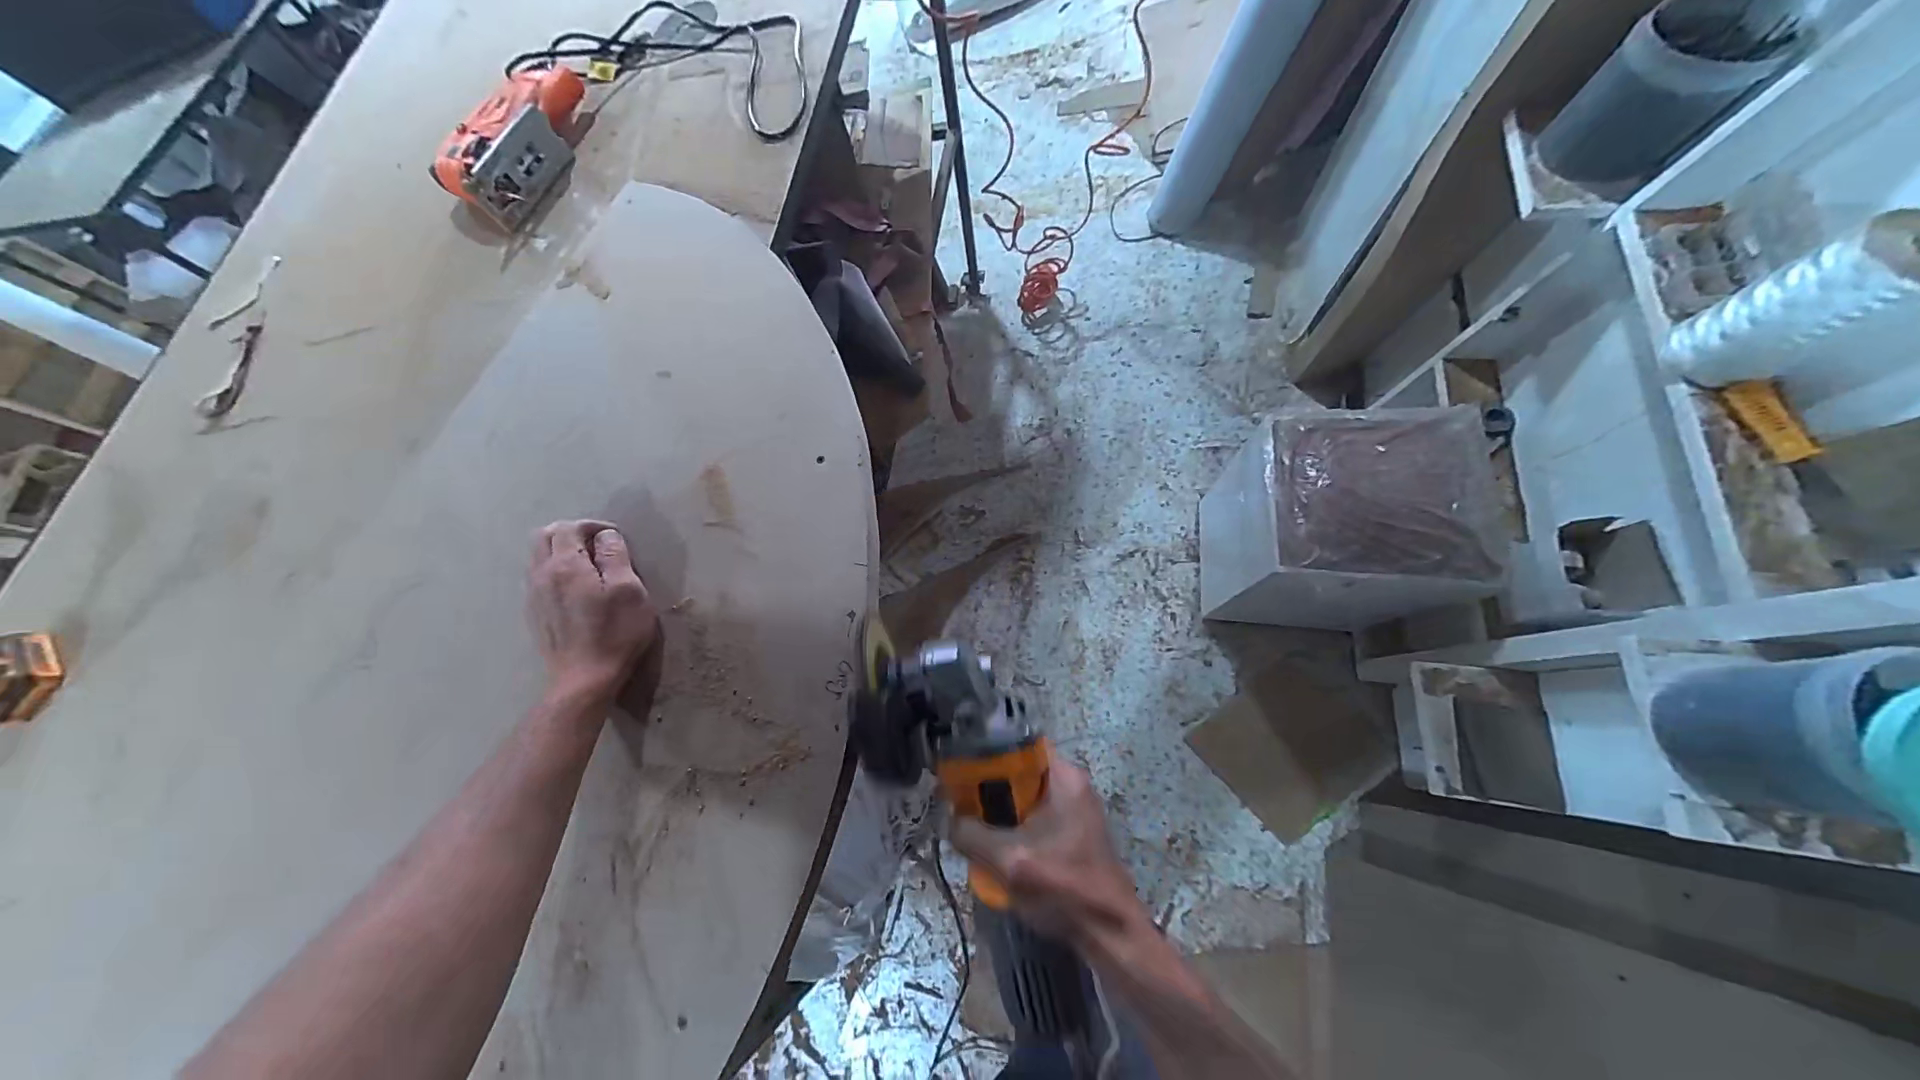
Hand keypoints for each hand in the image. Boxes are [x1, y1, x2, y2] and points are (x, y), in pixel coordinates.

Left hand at [527, 520, 660, 703]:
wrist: (585, 679)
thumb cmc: (615, 633)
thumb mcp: (629, 590)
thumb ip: (615, 557)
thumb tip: (606, 536)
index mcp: (565, 565)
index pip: (569, 528)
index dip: (593, 526)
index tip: (616, 539)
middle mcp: (542, 575)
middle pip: (544, 536)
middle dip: (571, 533)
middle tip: (599, 546)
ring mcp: (534, 596)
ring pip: (539, 557)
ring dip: (562, 552)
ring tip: (590, 566)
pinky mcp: (535, 614)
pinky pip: (540, 578)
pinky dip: (557, 571)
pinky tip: (578, 589)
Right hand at [950, 760, 1146, 947]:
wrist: (1110, 935)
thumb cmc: (1064, 888)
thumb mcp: (1008, 861)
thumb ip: (972, 835)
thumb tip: (950, 820)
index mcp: (1064, 778)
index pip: (1017, 748)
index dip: (985, 759)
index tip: (960, 778)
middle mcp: (1072, 785)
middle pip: (1018, 775)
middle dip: (989, 795)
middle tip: (964, 814)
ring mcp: (1075, 810)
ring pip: (1024, 802)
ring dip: (1000, 820)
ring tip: (977, 839)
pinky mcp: (1073, 834)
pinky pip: (1035, 821)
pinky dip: (1016, 834)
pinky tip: (1001, 859)